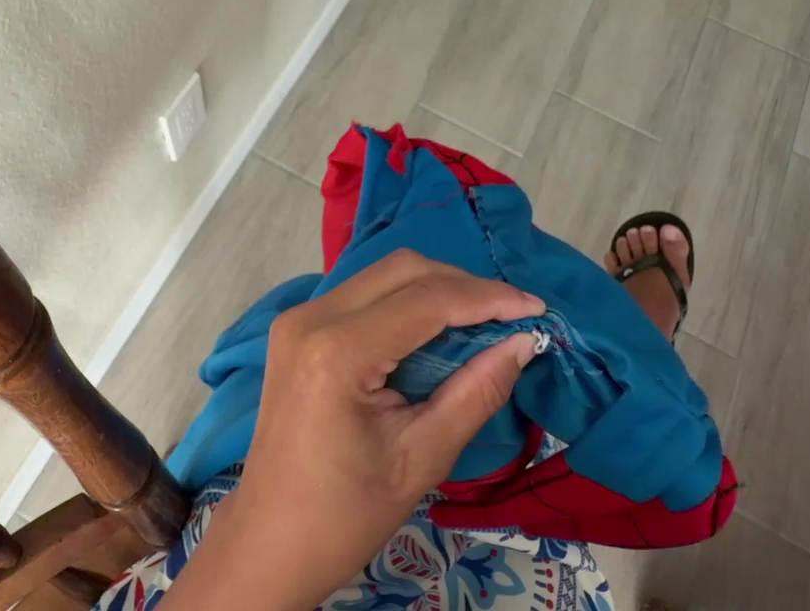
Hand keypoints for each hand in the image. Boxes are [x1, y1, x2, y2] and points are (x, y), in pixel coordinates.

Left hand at [163, 248, 543, 609]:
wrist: (271, 539)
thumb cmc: (347, 512)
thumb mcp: (423, 457)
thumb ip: (477, 391)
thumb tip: (523, 341)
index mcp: (338, 350)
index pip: (427, 298)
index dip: (488, 298)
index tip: (537, 309)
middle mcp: (312, 316)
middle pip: (402, 269)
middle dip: (463, 285)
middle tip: (510, 316)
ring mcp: (298, 318)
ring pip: (382, 274)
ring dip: (434, 288)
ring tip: (482, 321)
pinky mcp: (297, 328)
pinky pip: (363, 293)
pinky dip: (405, 301)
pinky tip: (436, 329)